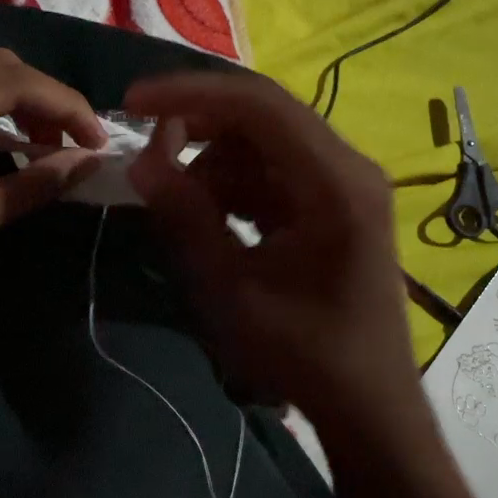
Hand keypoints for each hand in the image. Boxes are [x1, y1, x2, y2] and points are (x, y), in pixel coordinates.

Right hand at [126, 72, 414, 422]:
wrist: (365, 403)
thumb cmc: (300, 351)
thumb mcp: (229, 287)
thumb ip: (185, 218)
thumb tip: (143, 160)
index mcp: (334, 182)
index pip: (259, 106)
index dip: (190, 95)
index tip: (132, 103)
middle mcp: (346, 169)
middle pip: (262, 117)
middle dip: (197, 126)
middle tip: (145, 155)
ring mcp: (342, 188)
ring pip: (262, 145)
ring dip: (210, 163)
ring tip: (172, 203)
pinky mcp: (331, 209)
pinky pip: (271, 175)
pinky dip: (229, 186)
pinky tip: (202, 217)